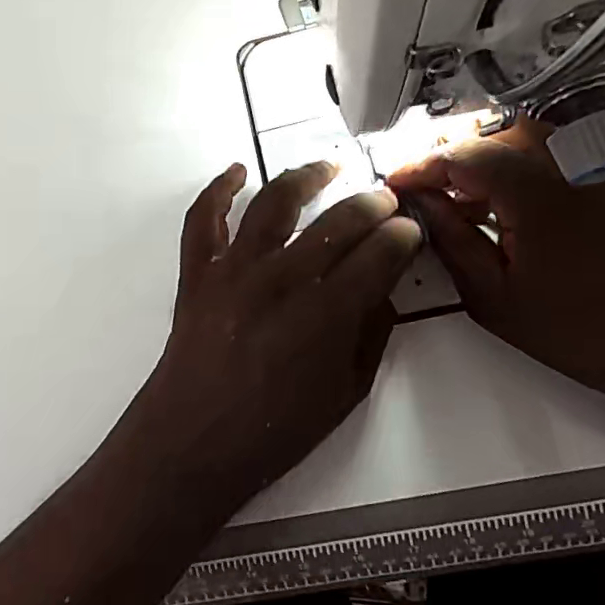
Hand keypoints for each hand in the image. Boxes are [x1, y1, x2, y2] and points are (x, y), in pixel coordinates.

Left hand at [114, 161, 422, 510]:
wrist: (195, 438)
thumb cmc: (275, 429)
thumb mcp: (345, 391)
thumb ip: (369, 334)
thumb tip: (383, 288)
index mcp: (324, 315)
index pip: (377, 256)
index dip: (400, 238)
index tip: (410, 229)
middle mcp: (280, 280)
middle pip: (334, 224)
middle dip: (369, 206)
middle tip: (384, 199)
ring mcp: (233, 270)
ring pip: (272, 204)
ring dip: (304, 177)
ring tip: (327, 166)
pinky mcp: (197, 272)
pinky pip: (203, 219)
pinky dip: (217, 191)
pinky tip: (236, 172)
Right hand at [387, 128, 604, 408]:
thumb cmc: (587, 331)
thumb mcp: (495, 297)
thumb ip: (451, 241)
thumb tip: (421, 206)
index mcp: (538, 193)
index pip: (461, 154)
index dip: (419, 166)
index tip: (396, 182)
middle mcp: (572, 163)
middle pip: (491, 127)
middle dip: (446, 149)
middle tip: (419, 181)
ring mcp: (599, 164)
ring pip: (522, 129)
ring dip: (480, 151)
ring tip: (456, 190)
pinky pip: (553, 145)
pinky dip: (515, 158)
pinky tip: (502, 196)